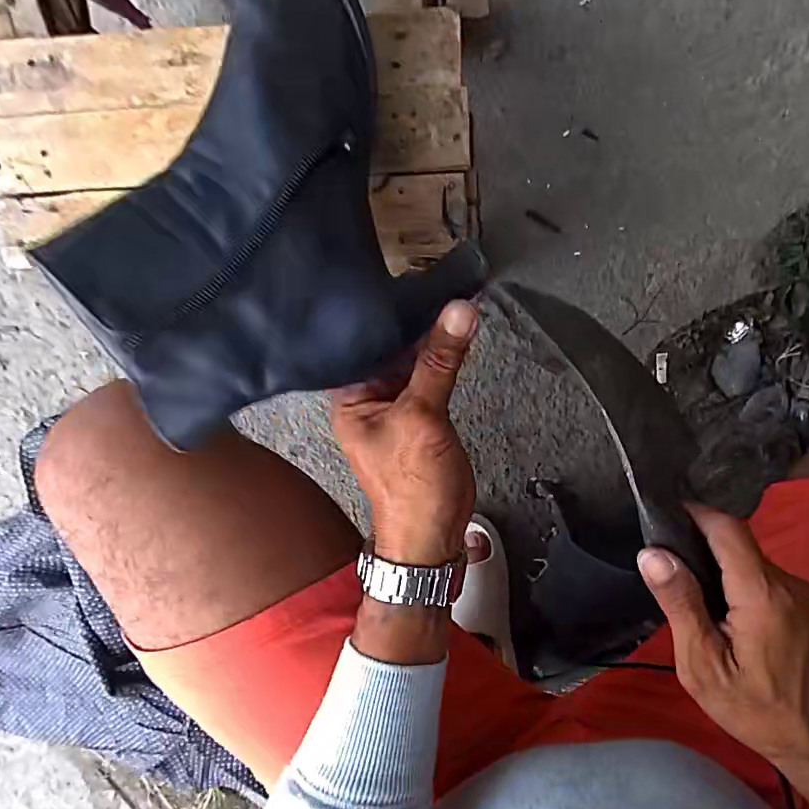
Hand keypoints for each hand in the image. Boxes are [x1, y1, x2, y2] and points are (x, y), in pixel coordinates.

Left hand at [330, 300, 478, 565]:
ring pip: (414, 361)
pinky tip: (457, 334)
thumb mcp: (422, 417)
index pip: (364, 342)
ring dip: (433, 338)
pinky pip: (431, 377)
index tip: (404, 276)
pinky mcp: (422, 415)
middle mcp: (368, 399)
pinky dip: (445, 358)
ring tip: (451, 297)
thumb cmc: (411, 488)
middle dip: (412, 320)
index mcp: (350, 397)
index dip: (384, 311)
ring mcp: (396, 407)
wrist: (433, 531)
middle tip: (434, 278)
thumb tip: (458, 313)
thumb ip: (440, 363)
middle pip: (390, 348)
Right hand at [642, 508, 808, 808]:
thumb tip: (652, 554)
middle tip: (665, 568)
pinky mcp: (808, 606)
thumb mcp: (703, 664)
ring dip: (719, 568)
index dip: (695, 514)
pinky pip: (765, 579)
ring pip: (751, 561)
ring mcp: (803, 594)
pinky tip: (721, 615)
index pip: (727, 529)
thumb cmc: (756, 708)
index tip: (662, 514)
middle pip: (739, 543)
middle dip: (700, 545)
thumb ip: (681, 603)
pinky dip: (738, 584)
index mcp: (762, 594)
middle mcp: (788, 583)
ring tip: (689, 598)